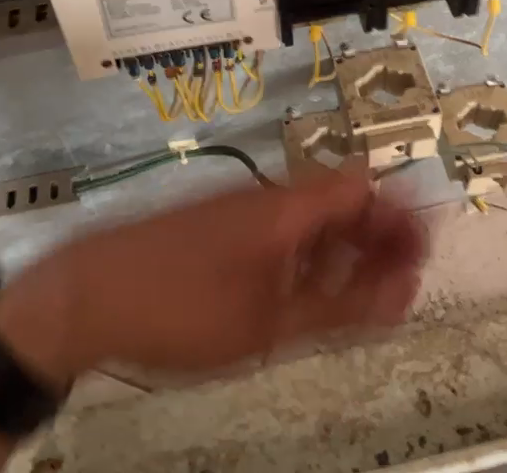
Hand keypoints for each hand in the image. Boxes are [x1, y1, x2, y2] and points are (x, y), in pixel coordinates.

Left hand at [0, 173, 424, 388]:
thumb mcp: (269, 321)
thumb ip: (341, 306)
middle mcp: (267, 198)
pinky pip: (278, 234)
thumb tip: (402, 290)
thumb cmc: (181, 306)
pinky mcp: (215, 230)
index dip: (399, 211)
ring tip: (362, 296)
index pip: (362, 186)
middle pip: (338, 199)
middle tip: (399, 281)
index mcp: (286, 207)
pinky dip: (306, 258)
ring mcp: (237, 213)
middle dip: (376, 234)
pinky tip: (305, 296)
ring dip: (343, 249)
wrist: (85, 294)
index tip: (422, 249)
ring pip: (308, 219)